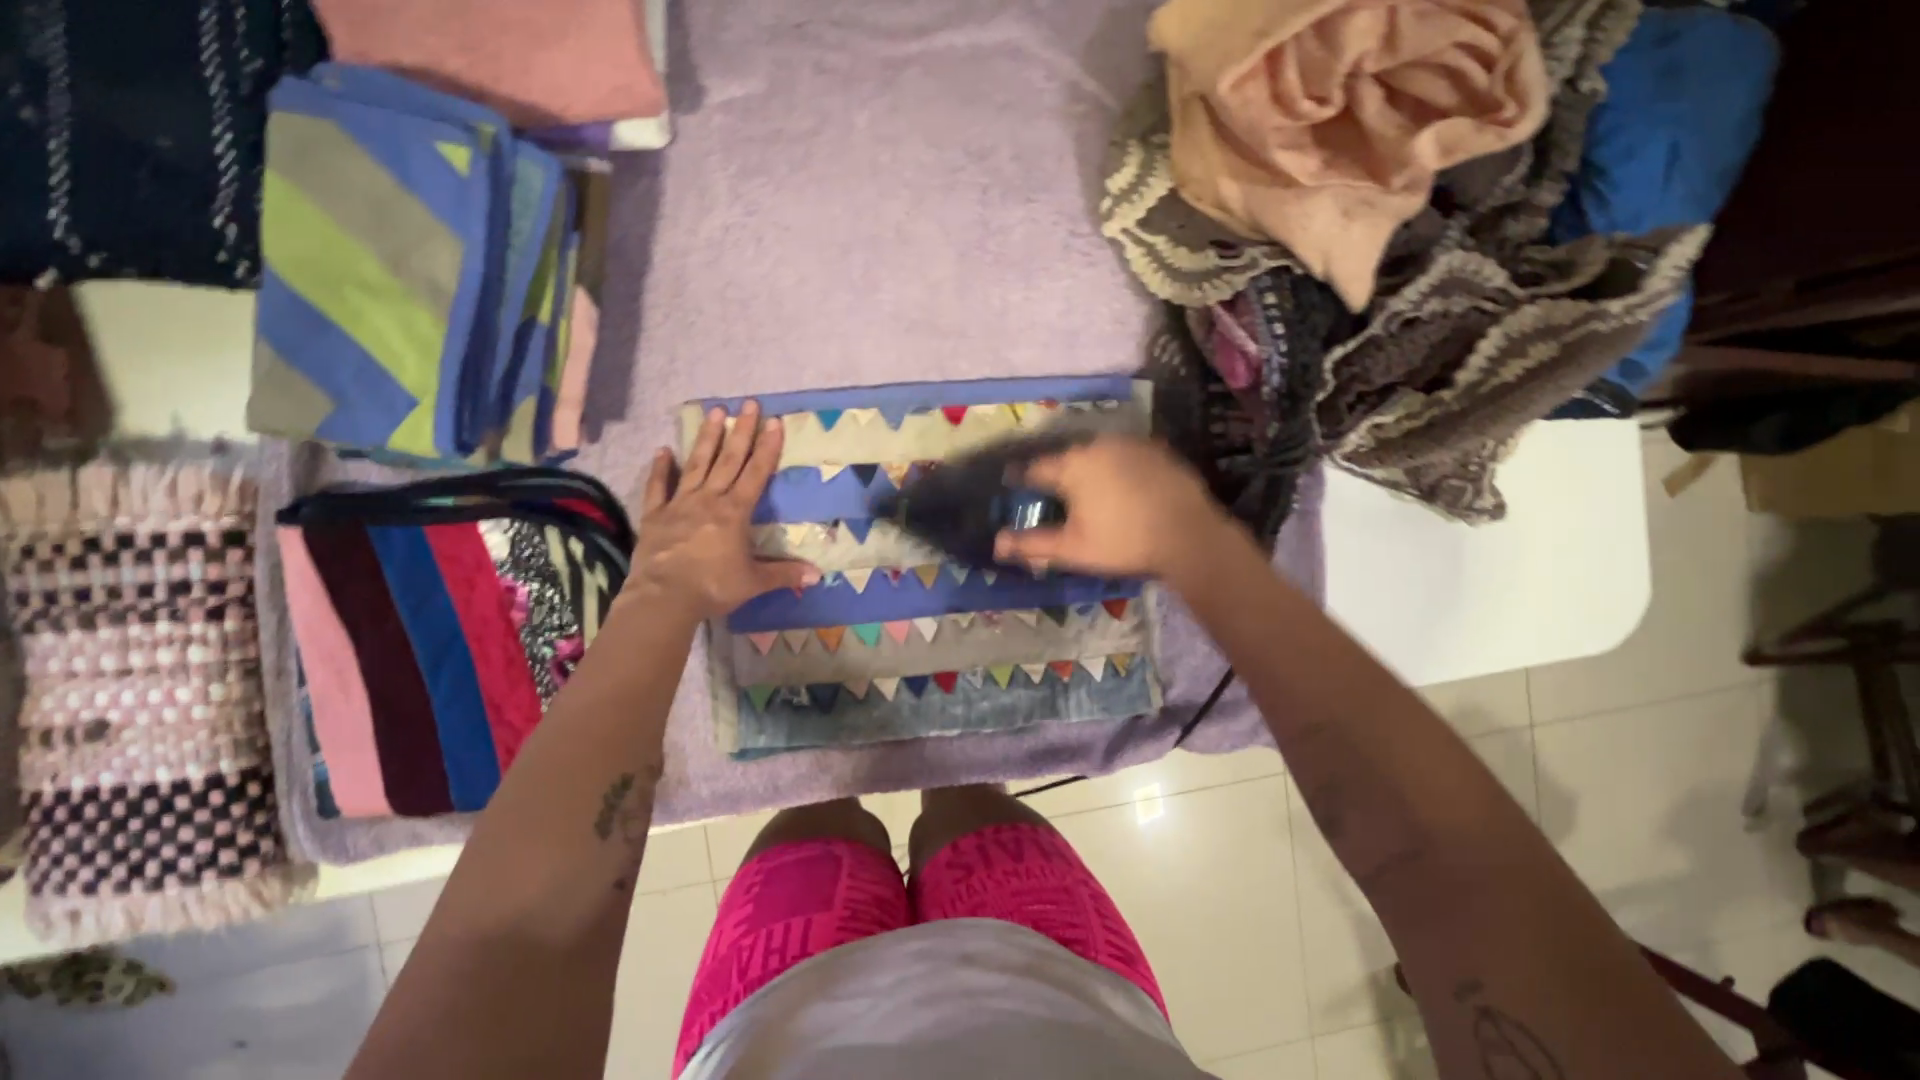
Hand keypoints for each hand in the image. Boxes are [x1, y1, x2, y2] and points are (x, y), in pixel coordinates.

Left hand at [624, 402, 819, 620]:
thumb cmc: (713, 587)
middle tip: (750, 404)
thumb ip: (784, 573)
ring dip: (707, 438)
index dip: (767, 447)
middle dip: (742, 431)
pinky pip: (658, 487)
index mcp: (735, 512)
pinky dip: (661, 468)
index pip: (756, 473)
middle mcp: (709, 500)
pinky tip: (663, 450)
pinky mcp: (655, 515)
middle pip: (728, 460)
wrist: (664, 597)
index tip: (775, 422)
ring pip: (696, 465)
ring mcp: (680, 504)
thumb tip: (817, 575)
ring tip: (715, 412)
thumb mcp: (754, 582)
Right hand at [994, 436, 1237, 582]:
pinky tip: (1125, 489)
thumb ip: (1032, 544)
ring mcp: (1131, 444)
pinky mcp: (1159, 451)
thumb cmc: (1123, 542)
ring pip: (1099, 454)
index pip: (1035, 469)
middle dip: (1060, 473)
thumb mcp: (1072, 549)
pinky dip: (1120, 469)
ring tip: (1091, 490)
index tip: (1015, 485)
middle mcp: (1098, 445)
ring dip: (1091, 468)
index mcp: (1072, 465)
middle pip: (1068, 458)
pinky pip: (1127, 457)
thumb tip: (997, 543)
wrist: (1189, 536)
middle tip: (1056, 493)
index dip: (1023, 479)